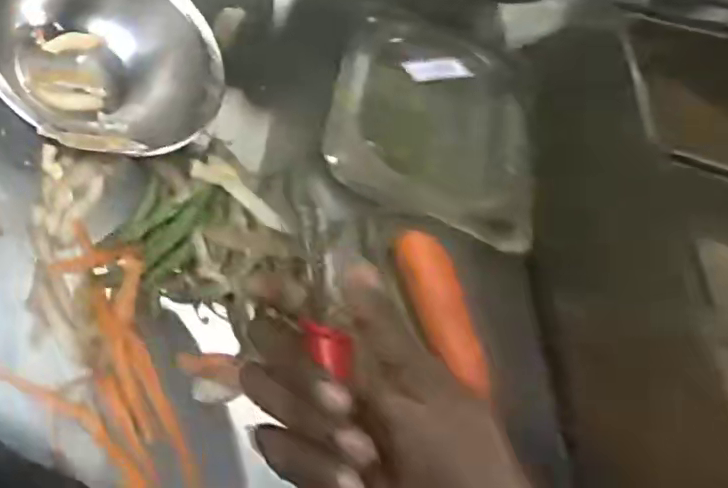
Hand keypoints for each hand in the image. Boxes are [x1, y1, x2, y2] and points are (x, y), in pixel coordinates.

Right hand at [243, 266, 530, 487]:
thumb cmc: (467, 464)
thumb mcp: (435, 395)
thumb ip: (382, 331)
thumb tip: (354, 262)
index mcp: (354, 353)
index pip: (295, 301)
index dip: (273, 289)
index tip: (260, 292)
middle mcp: (319, 374)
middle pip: (264, 338)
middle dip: (297, 369)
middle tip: (343, 403)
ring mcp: (305, 418)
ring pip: (260, 386)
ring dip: (306, 418)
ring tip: (362, 456)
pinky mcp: (298, 461)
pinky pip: (270, 442)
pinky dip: (308, 462)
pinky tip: (347, 483)